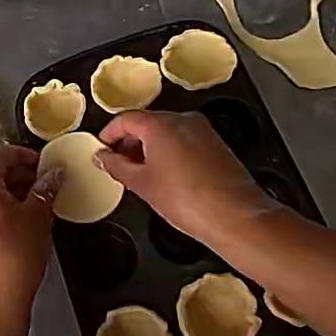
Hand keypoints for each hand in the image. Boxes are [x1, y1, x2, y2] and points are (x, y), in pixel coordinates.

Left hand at [0, 145, 61, 314]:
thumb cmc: (13, 259)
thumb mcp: (37, 218)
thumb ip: (45, 191)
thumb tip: (52, 175)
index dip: (20, 153)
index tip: (40, 159)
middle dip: (22, 174)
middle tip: (46, 179)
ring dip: (18, 192)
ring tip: (43, 201)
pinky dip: (10, 210)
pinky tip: (30, 221)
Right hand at [94, 110, 279, 241]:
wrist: (235, 216)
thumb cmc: (186, 199)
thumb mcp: (140, 183)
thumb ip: (116, 165)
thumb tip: (102, 157)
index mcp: (160, 125)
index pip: (125, 119)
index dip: (108, 134)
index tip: (100, 148)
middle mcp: (183, 120)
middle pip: (146, 122)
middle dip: (128, 141)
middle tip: (115, 162)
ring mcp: (202, 131)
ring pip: (166, 131)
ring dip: (147, 147)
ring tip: (137, 172)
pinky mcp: (216, 144)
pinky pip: (183, 140)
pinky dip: (167, 151)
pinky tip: (162, 174)